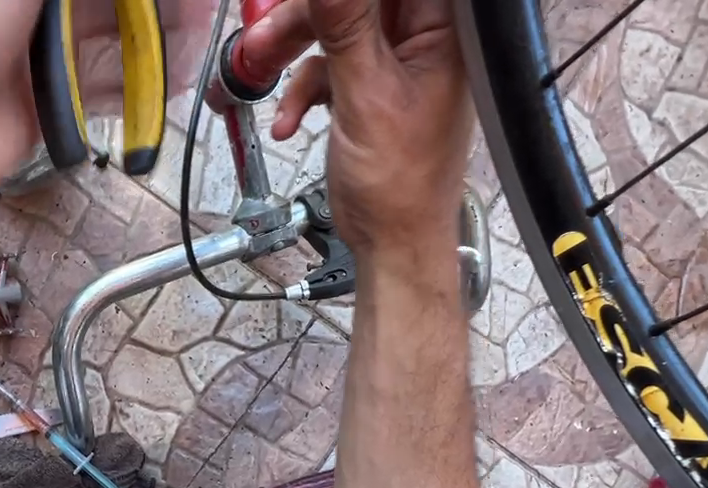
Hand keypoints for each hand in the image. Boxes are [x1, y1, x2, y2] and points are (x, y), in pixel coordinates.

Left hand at [0, 0, 217, 202]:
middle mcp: (29, 7)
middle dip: (154, 4)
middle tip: (196, 7)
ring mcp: (39, 53)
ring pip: (111, 38)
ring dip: (155, 38)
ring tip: (194, 35)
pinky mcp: (48, 101)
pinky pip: (101, 87)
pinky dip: (135, 83)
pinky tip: (167, 78)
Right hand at [245, 0, 472, 253]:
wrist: (391, 244)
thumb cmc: (397, 185)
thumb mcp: (365, 97)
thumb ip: (346, 27)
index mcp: (446, 29)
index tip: (300, 2)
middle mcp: (425, 38)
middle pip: (360, 3)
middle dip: (307, 16)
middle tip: (265, 33)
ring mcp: (395, 66)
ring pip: (338, 31)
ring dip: (296, 54)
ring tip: (262, 70)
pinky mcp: (369, 92)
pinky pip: (330, 71)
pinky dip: (304, 92)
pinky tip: (287, 123)